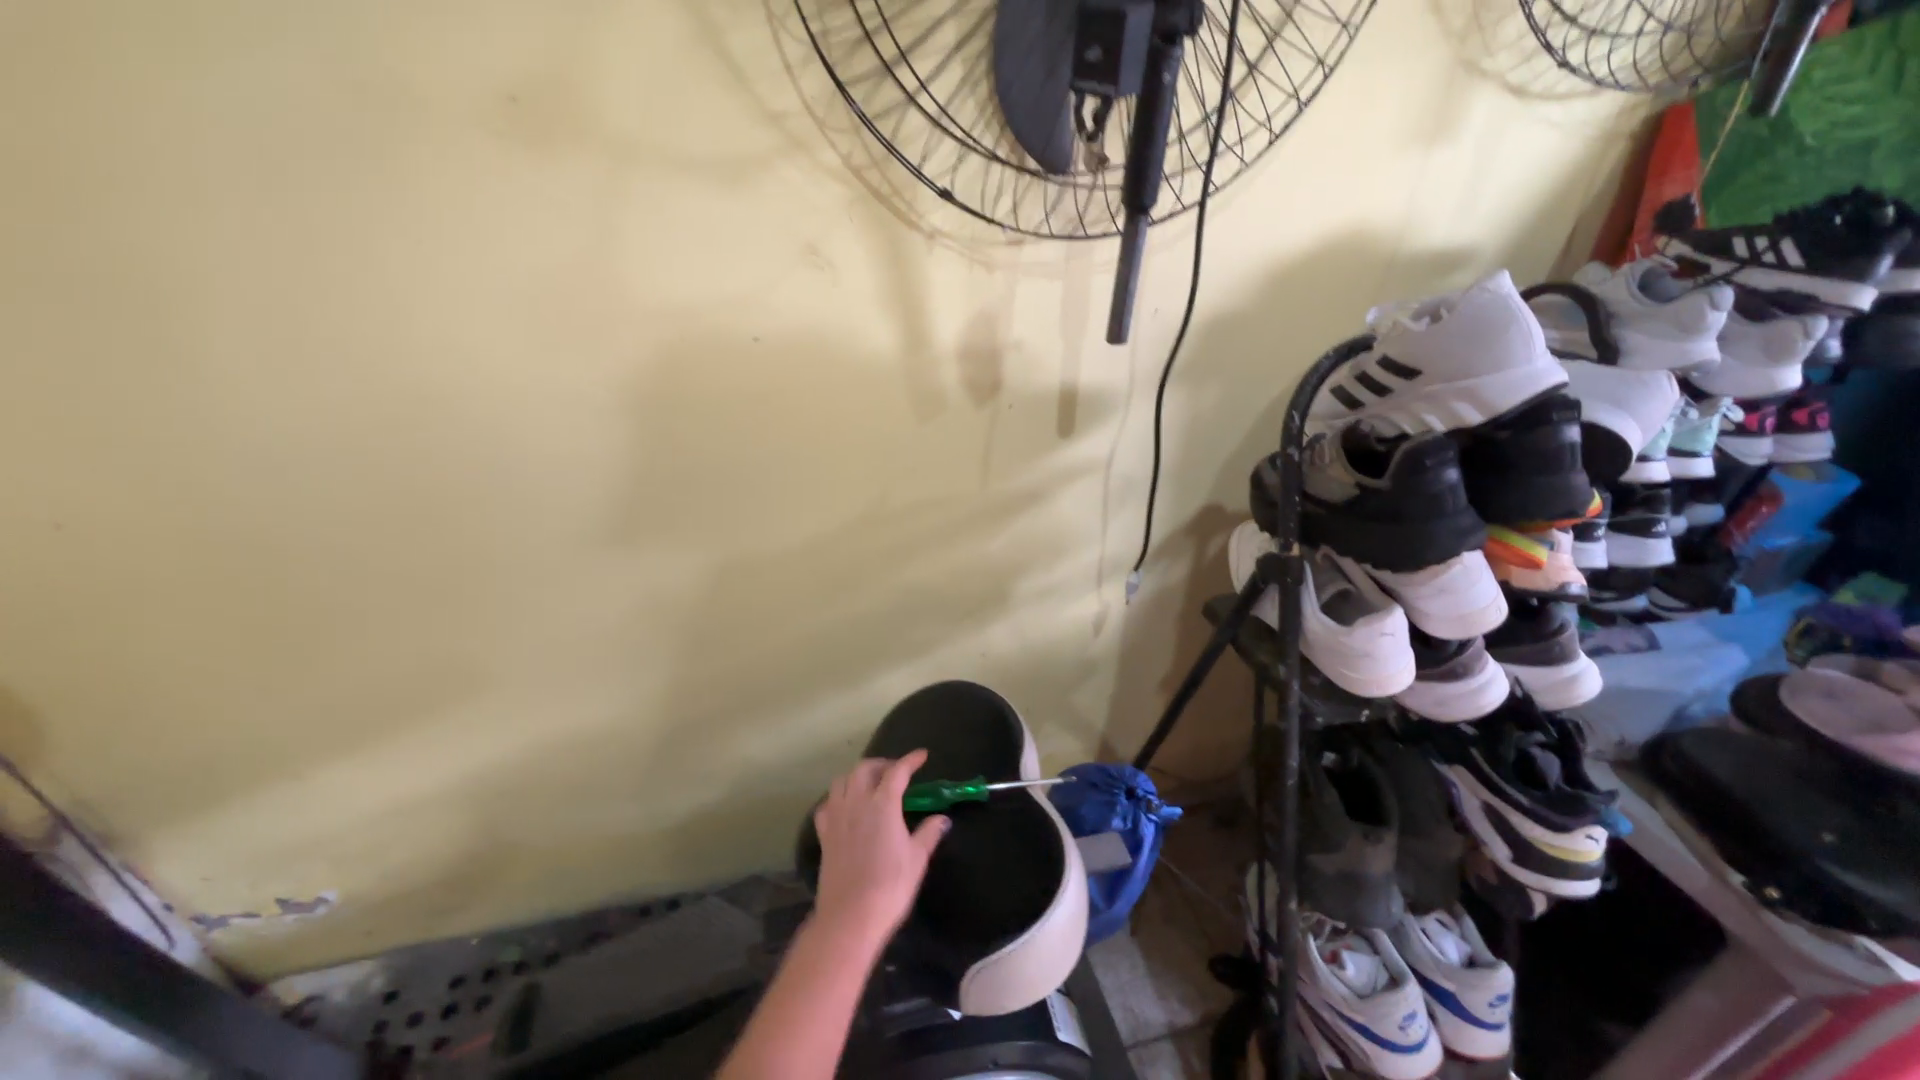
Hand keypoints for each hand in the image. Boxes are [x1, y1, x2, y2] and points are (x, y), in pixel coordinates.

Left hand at [811, 750, 948, 944]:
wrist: (851, 916)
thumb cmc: (891, 885)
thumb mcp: (917, 858)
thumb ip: (929, 833)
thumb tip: (942, 819)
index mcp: (883, 804)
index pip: (897, 772)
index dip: (910, 760)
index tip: (922, 756)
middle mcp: (856, 803)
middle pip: (864, 769)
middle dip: (881, 764)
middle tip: (895, 772)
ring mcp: (836, 818)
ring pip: (842, 782)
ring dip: (857, 776)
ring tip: (871, 785)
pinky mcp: (824, 835)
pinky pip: (827, 805)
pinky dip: (838, 799)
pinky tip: (846, 809)